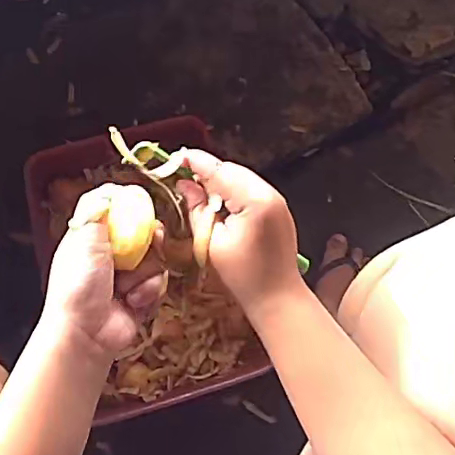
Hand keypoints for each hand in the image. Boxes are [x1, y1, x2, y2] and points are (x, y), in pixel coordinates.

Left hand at [45, 185, 168, 359]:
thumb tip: (110, 188)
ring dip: (145, 273)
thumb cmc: (77, 288)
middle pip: (145, 234)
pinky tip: (133, 300)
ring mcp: (128, 275)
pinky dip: (149, 291)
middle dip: (149, 242)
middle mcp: (111, 253)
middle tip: (149, 246)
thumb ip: (98, 210)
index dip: (135, 211)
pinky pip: (160, 282)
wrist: (85, 335)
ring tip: (127, 287)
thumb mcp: (84, 239)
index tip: (142, 214)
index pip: (120, 212)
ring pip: (156, 258)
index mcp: (93, 237)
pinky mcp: (142, 295)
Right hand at [174, 149, 303, 310]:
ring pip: (240, 176)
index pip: (219, 171)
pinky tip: (217, 200)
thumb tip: (185, 185)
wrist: (278, 297)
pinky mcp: (277, 207)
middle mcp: (269, 193)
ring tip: (197, 188)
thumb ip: (197, 209)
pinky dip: (231, 189)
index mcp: (254, 200)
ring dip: (218, 179)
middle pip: (231, 169)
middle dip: (206, 170)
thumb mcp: (211, 243)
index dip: (195, 162)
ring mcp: (276, 199)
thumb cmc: (244, 276)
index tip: (176, 157)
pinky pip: (249, 187)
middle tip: (182, 175)